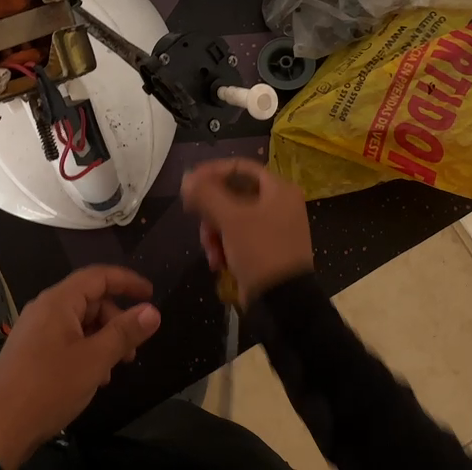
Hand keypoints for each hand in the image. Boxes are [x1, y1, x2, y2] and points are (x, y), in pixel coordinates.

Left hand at [0, 265, 160, 466]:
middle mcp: (44, 307)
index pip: (98, 276)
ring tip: (113, 370)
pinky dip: (85, 350)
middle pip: (89, 300)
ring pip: (79, 322)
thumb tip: (153, 311)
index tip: (152, 294)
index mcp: (58, 301)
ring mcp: (35, 329)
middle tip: (133, 351)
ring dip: (101, 339)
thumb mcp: (94, 361)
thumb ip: (124, 333)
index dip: (127, 281)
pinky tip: (92, 378)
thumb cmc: (49, 388)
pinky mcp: (31, 350)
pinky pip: (65, 338)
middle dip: (116, 320)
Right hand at [181, 158, 313, 305]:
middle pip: (233, 194)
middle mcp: (280, 204)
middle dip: (211, 211)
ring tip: (210, 251)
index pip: (239, 167)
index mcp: (279, 189)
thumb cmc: (260, 251)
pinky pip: (239, 236)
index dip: (212, 172)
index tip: (190, 184)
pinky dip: (225, 246)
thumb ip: (206, 193)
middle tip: (198, 222)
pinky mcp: (268, 249)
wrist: (284, 304)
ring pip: (232, 217)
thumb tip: (187, 177)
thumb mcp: (230, 219)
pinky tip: (218, 262)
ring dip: (215, 232)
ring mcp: (275, 227)